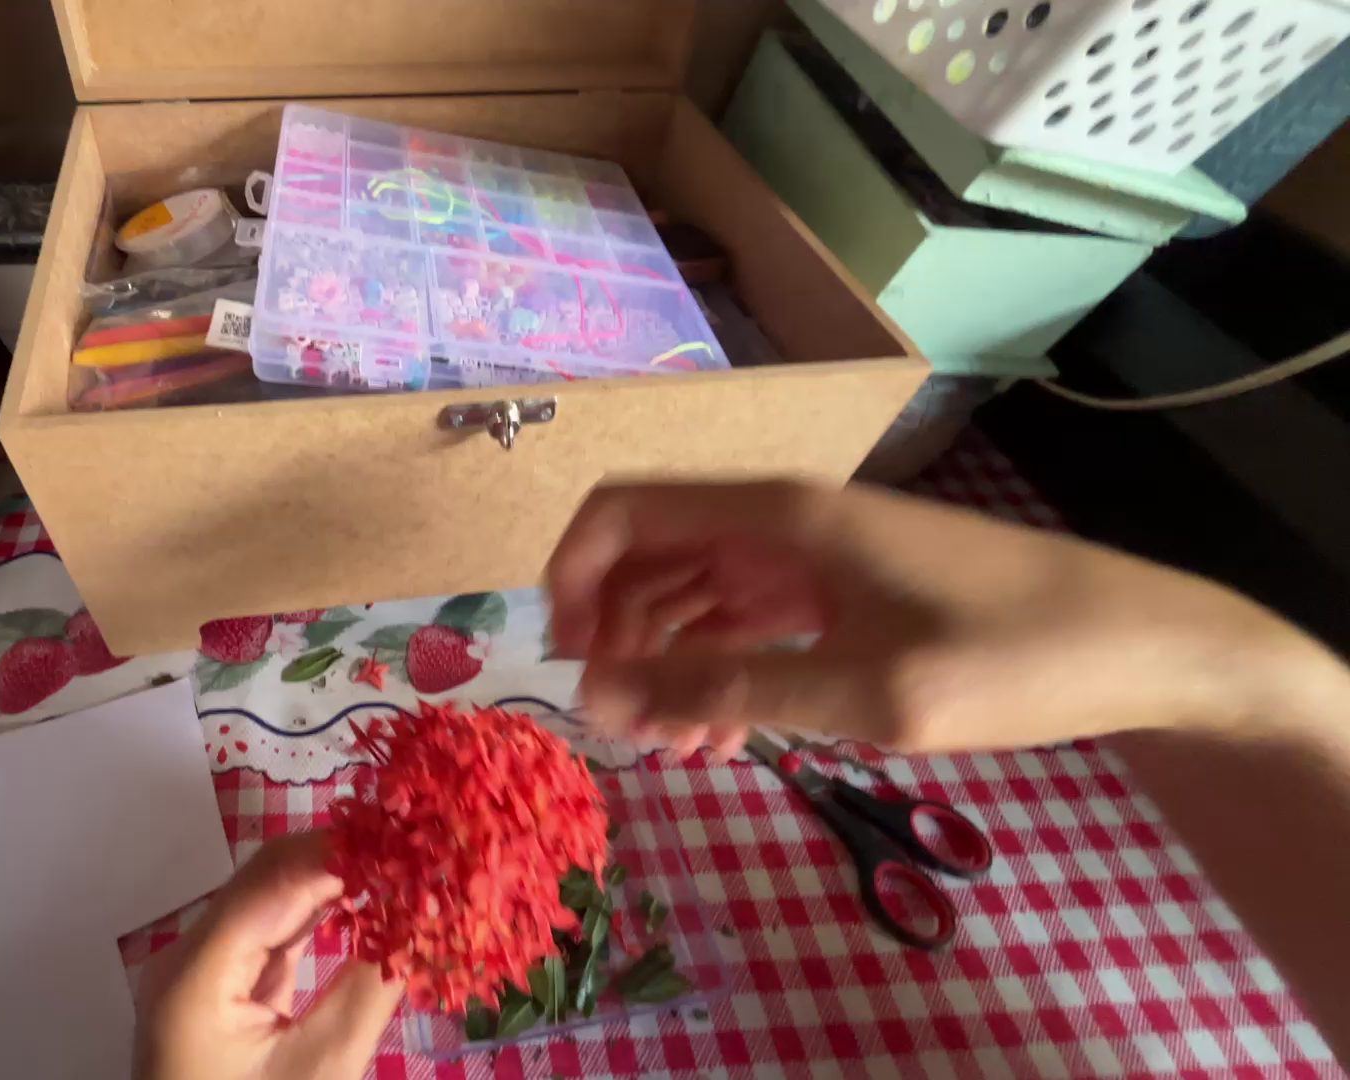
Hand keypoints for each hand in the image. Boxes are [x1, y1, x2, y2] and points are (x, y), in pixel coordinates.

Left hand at [133, 832, 403, 1079]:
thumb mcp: (319, 1075)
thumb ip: (368, 990)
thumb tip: (422, 918)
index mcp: (197, 971)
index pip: (274, 880)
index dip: (341, 850)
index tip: (403, 839)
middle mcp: (192, 952)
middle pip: (269, 876)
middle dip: (341, 853)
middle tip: (407, 843)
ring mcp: (205, 965)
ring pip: (273, 894)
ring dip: (334, 875)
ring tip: (394, 860)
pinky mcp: (225, 982)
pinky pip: (275, 927)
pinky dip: (321, 908)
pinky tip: (362, 895)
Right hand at [547, 480, 1332, 755]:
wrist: (1156, 652)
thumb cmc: (1011, 656)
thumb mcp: (861, 690)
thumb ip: (723, 691)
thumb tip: (599, 700)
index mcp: (770, 516)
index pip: (624, 510)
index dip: (573, 568)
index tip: (566, 651)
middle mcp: (769, 525)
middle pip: (645, 559)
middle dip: (615, 636)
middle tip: (616, 717)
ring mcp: (793, 560)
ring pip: (684, 599)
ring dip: (661, 666)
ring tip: (666, 745)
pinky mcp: (818, 595)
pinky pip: (733, 628)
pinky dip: (710, 675)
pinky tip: (718, 739)